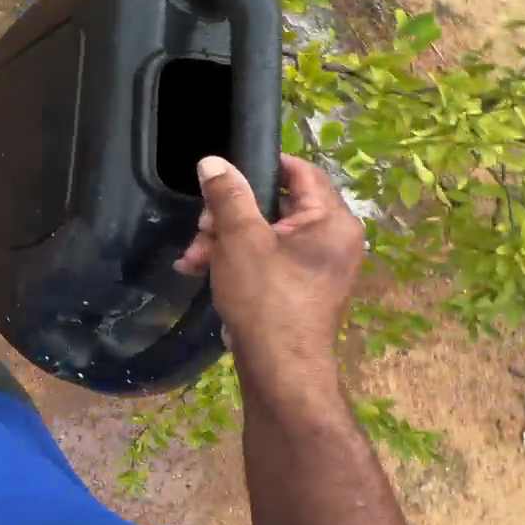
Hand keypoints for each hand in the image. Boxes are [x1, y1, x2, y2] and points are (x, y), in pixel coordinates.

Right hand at [174, 154, 365, 387]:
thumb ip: (227, 195)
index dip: (261, 165)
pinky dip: (231, 257)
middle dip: (226, 214)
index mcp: (331, 222)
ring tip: (193, 257)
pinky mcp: (296, 283)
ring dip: (220, 238)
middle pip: (273, 204)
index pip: (302, 172)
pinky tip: (199, 269)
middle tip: (201, 228)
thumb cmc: (266, 295)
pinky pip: (262, 255)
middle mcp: (331, 239)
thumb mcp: (240, 238)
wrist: (278, 363)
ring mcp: (314, 263)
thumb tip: (213, 161)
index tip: (221, 173)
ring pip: (260, 231)